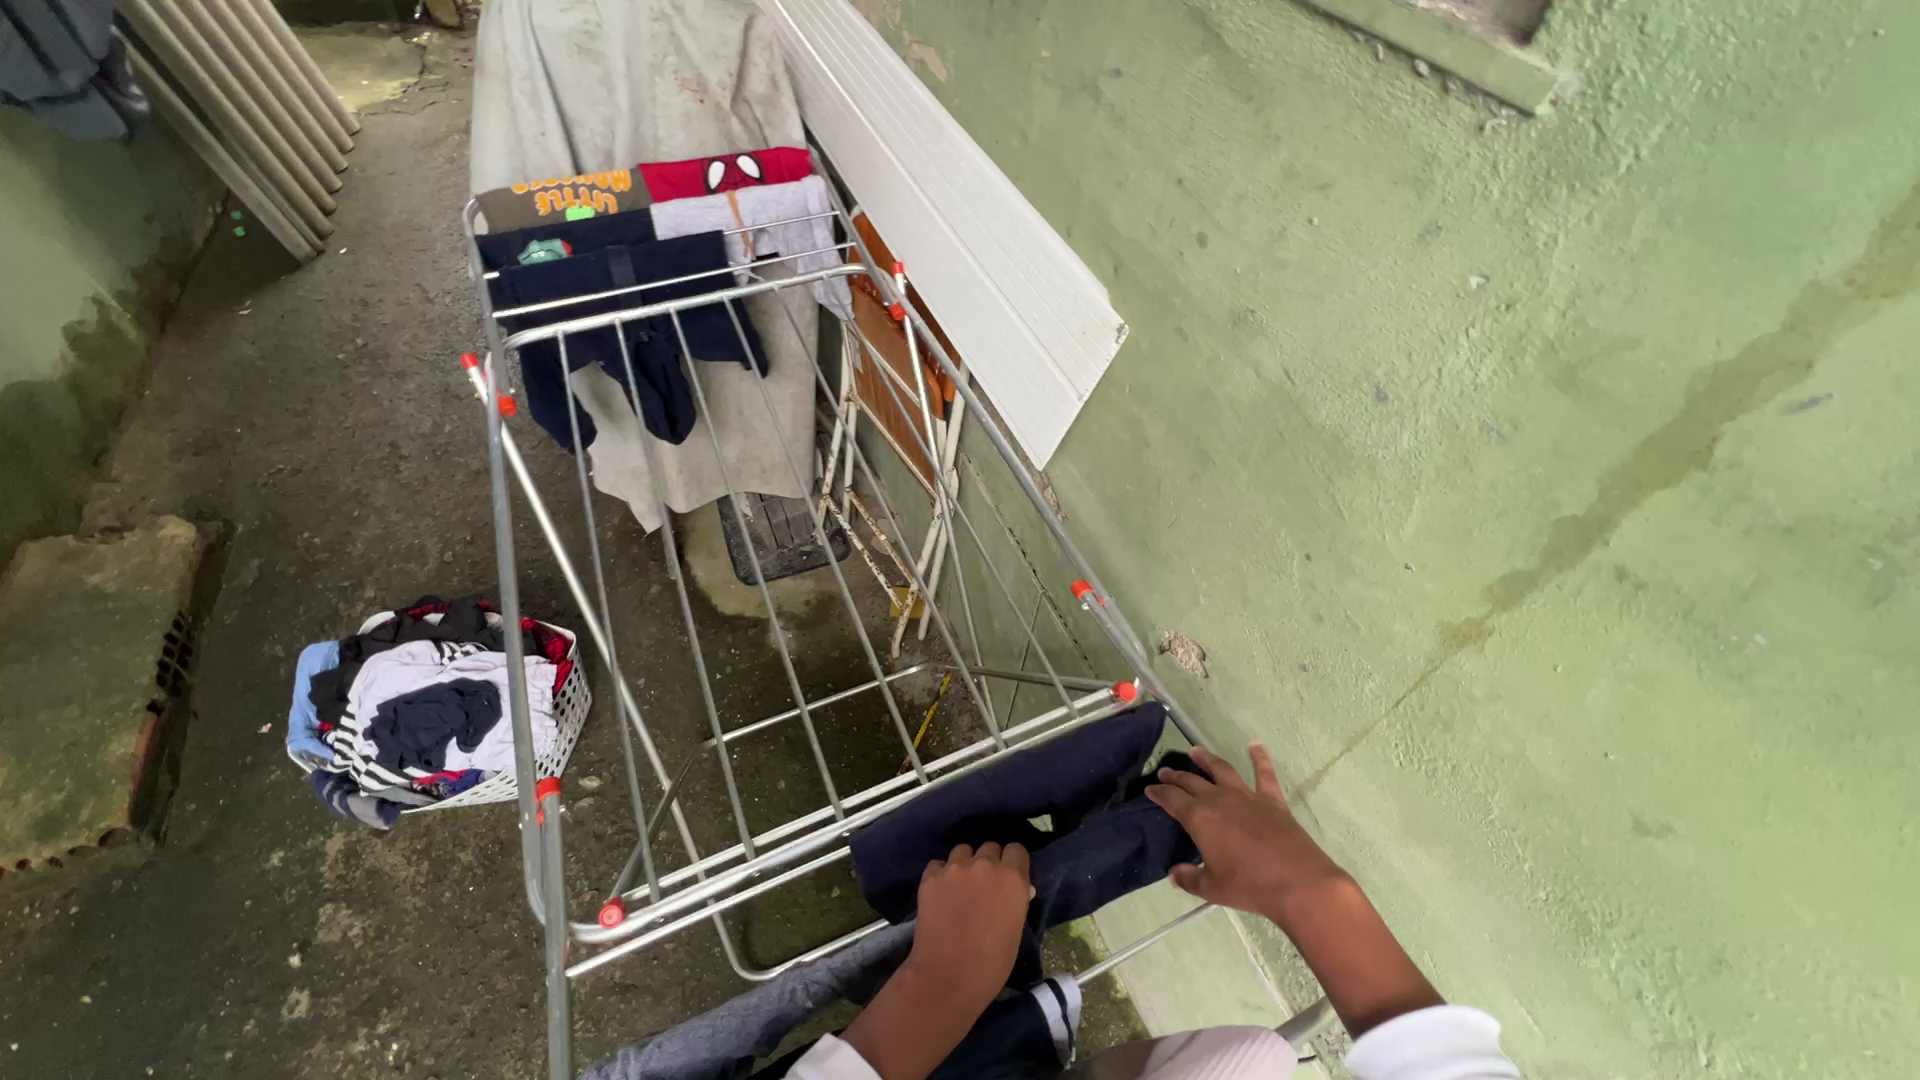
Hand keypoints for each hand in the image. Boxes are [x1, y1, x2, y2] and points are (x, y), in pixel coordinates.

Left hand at [905, 842, 1032, 1008]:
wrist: (947, 977)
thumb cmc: (991, 963)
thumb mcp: (1015, 931)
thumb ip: (1018, 902)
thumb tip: (1022, 888)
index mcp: (1012, 878)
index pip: (1017, 850)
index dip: (1014, 862)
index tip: (1010, 876)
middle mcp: (985, 865)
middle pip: (990, 847)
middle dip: (990, 861)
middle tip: (985, 885)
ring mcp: (955, 868)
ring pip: (963, 850)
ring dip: (965, 864)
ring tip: (960, 887)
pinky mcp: (931, 876)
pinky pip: (939, 864)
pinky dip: (941, 875)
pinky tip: (941, 894)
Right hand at [1147, 742, 1348, 925]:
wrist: (1298, 883)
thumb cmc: (1250, 886)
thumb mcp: (1212, 888)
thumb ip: (1190, 878)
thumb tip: (1174, 874)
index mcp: (1199, 818)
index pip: (1172, 799)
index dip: (1158, 793)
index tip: (1150, 789)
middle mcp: (1219, 799)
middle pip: (1191, 781)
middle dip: (1176, 776)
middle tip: (1165, 772)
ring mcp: (1247, 796)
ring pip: (1221, 769)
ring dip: (1206, 759)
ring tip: (1195, 750)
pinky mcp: (1272, 800)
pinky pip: (1264, 773)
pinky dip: (1259, 757)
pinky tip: (1255, 744)